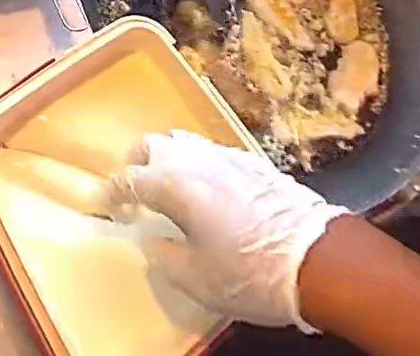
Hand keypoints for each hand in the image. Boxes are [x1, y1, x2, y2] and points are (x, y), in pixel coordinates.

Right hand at [111, 130, 347, 332]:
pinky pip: (209, 150)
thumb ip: (164, 254)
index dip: (113, 191)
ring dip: (168, 157)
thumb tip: (152, 238)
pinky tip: (205, 188)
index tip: (107, 204)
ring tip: (168, 187)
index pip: (130, 178)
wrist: (311, 254)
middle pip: (153, 143)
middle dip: (137, 162)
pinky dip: (196, 162)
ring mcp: (223, 153)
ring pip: (182, 140)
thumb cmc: (247, 271)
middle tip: (135, 190)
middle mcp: (195, 158)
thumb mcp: (196, 279)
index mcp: (174, 184)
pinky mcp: (248, 158)